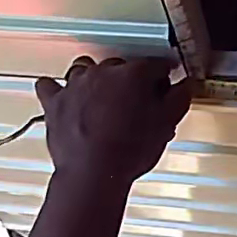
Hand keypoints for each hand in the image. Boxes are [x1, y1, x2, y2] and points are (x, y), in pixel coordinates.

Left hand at [34, 56, 191, 187]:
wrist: (94, 172)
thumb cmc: (127, 151)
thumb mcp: (167, 124)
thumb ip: (180, 99)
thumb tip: (185, 87)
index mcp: (133, 75)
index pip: (155, 64)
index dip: (165, 73)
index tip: (168, 79)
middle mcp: (102, 73)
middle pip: (121, 66)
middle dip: (133, 80)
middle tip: (140, 99)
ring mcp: (76, 86)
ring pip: (87, 68)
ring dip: (98, 79)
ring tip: (107, 96)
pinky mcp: (56, 102)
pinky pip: (51, 85)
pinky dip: (59, 89)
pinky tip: (68, 95)